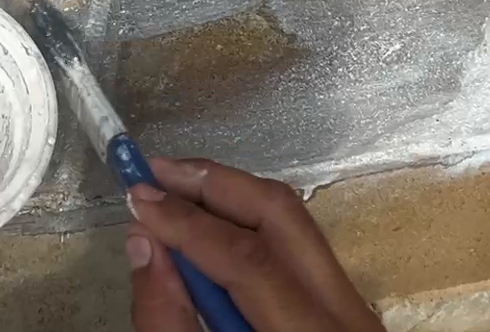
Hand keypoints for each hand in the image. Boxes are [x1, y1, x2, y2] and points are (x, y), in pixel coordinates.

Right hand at [125, 156, 384, 331]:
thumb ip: (168, 322)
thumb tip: (141, 239)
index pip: (249, 258)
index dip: (186, 221)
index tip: (134, 192)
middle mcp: (350, 316)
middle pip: (280, 215)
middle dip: (210, 184)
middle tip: (152, 172)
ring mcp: (355, 308)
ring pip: (290, 220)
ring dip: (225, 195)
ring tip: (170, 187)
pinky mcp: (344, 306)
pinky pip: (292, 242)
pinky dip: (243, 222)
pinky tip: (204, 224)